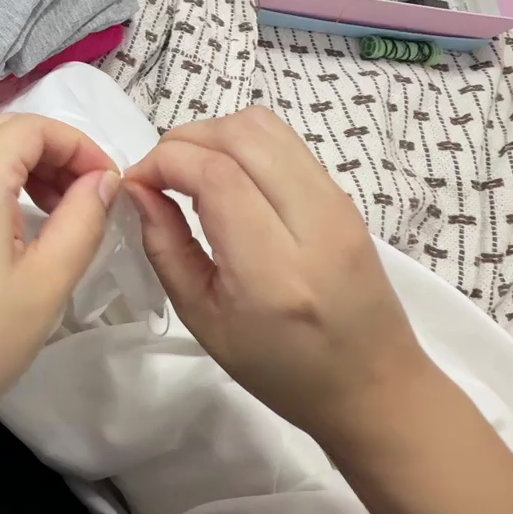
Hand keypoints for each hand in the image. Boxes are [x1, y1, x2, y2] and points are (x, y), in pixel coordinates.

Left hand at [0, 114, 121, 439]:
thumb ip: (82, 221)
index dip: (80, 145)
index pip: (35, 126)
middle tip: (88, 196)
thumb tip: (103, 180)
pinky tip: (14, 222)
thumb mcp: (45, 284)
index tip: (110, 184)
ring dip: (25, 164)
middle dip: (54, 151)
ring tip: (58, 211)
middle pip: (6, 129)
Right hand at [123, 106, 429, 443]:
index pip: (215, 176)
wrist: (376, 388)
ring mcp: (337, 204)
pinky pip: (282, 140)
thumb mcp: (201, 317)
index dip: (164, 163)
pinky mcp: (344, 194)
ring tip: (190, 170)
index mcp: (275, 273)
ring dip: (211, 134)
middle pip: (240, 136)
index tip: (137, 183)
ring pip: (263, 125)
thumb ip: (164, 245)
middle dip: (182, 140)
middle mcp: (315, 225)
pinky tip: (224, 176)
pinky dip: (238, 142)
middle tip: (160, 175)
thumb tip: (137, 187)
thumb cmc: (280, 367)